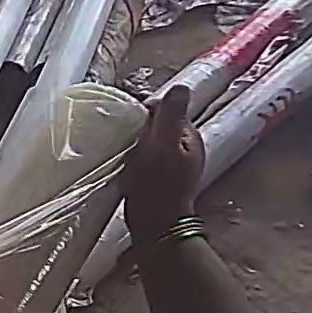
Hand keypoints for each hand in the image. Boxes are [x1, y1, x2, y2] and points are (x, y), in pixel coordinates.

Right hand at [123, 84, 204, 243]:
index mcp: (190, 138)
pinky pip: (143, 158)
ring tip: (121, 150)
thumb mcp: (163, 145)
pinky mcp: (158, 179)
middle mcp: (184, 150)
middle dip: (139, 127)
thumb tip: (180, 87)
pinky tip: (123, 164)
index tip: (130, 122)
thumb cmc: (157, 185)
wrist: (153, 225)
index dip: (147, 111)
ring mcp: (172, 166)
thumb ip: (171, 116)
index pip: (167, 111)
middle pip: (157, 126)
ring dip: (134, 142)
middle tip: (123, 137)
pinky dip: (132, 157)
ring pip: (148, 142)